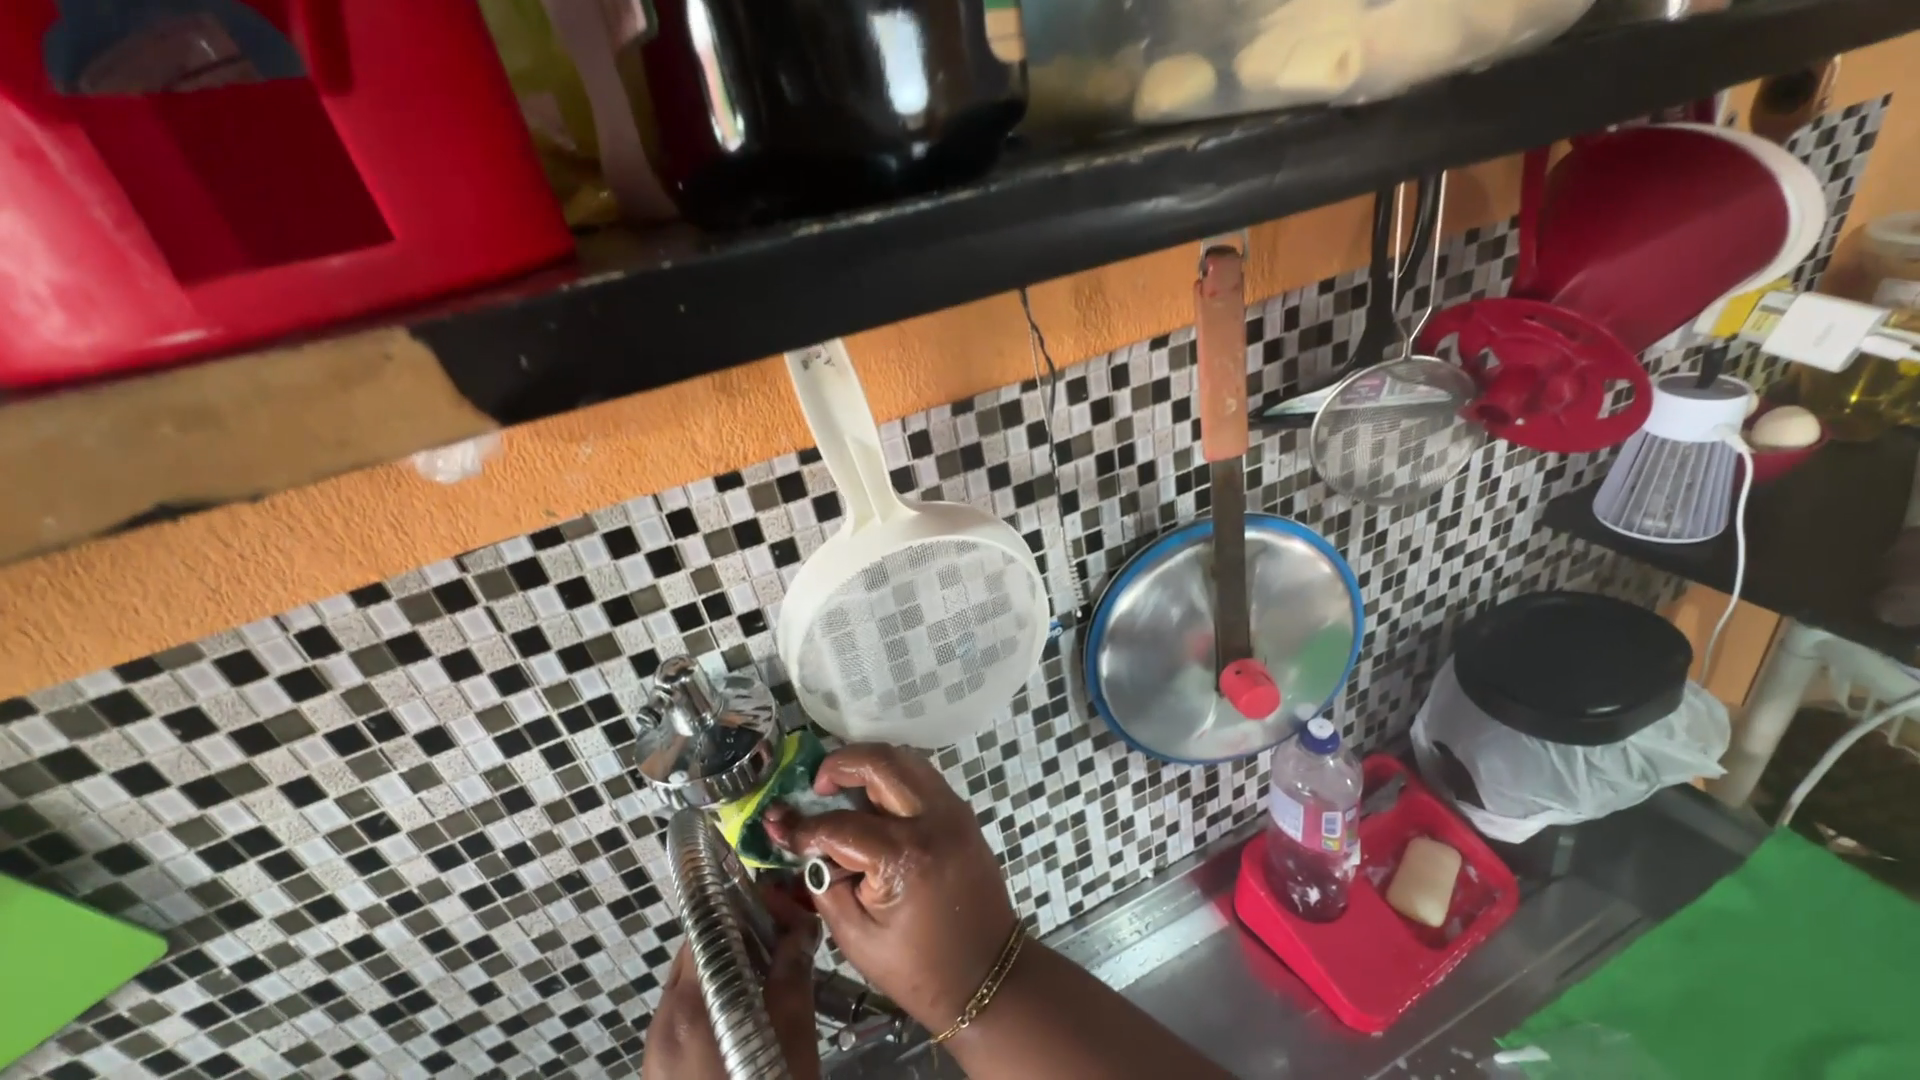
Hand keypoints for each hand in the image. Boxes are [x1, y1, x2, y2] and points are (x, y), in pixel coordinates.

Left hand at [641, 885, 821, 1079]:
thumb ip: (791, 975)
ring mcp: (655, 1052)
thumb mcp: (791, 1039)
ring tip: (771, 980)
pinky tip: (749, 1020)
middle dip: (738, 939)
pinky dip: (715, 1003)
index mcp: (689, 1009)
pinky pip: (686, 1018)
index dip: (743, 910)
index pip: (706, 929)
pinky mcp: (660, 1074)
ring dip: (728, 971)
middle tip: (781, 941)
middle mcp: (661, 1023)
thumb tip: (797, 925)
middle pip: (695, 954)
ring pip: (691, 986)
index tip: (776, 907)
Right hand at [765, 744, 1017, 1033]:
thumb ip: (823, 883)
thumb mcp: (855, 937)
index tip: (782, 829)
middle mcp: (932, 821)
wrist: (988, 975)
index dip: (804, 828)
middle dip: (839, 764)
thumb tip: (799, 842)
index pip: (840, 825)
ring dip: (869, 764)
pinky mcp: (962, 813)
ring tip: (843, 788)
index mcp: (903, 858)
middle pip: (880, 763)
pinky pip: (922, 776)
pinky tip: (873, 799)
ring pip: (905, 759)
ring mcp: (953, 811)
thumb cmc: (918, 968)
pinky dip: (893, 776)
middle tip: (817, 785)